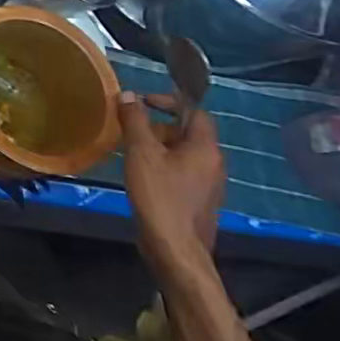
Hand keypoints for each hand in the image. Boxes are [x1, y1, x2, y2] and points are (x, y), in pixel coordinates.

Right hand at [121, 90, 225, 273]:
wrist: (174, 245)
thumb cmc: (159, 194)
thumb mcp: (141, 153)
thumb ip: (135, 121)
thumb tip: (129, 95)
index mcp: (206, 149)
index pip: (196, 113)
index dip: (169, 101)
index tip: (140, 102)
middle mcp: (213, 163)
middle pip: (187, 132)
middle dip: (157, 123)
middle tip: (126, 126)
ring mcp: (207, 183)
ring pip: (182, 151)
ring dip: (156, 143)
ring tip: (127, 147)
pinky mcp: (196, 197)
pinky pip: (180, 168)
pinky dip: (160, 161)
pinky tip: (138, 171)